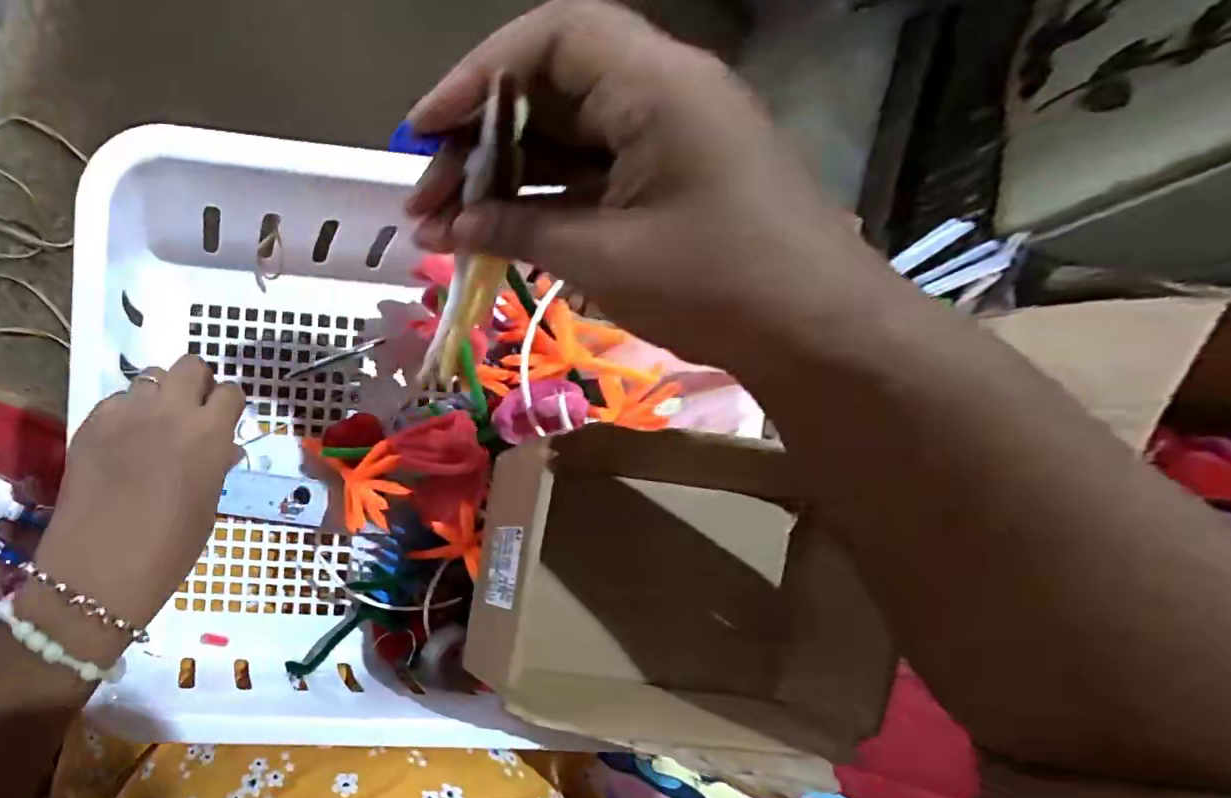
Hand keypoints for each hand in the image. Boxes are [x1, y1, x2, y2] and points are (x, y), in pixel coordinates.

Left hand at [30, 356, 243, 630]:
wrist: (101, 568)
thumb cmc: (168, 550)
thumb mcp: (206, 509)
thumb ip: (215, 468)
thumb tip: (221, 450)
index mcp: (210, 435)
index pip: (230, 392)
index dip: (228, 406)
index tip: (223, 421)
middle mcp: (171, 411)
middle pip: (190, 366)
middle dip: (197, 384)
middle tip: (191, 413)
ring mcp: (127, 412)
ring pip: (150, 378)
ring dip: (159, 396)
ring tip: (153, 428)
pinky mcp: (92, 421)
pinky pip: (116, 401)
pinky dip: (125, 414)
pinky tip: (120, 444)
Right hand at [404, 0, 891, 367]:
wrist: (806, 325)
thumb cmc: (710, 282)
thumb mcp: (600, 255)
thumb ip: (517, 229)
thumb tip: (448, 226)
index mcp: (654, 86)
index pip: (551, 38)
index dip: (478, 75)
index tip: (424, 130)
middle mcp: (655, 95)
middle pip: (545, 90)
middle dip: (475, 142)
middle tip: (424, 204)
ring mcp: (657, 140)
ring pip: (557, 138)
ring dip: (497, 178)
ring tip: (442, 227)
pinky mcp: (656, 181)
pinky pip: (579, 175)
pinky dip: (531, 201)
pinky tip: (489, 233)